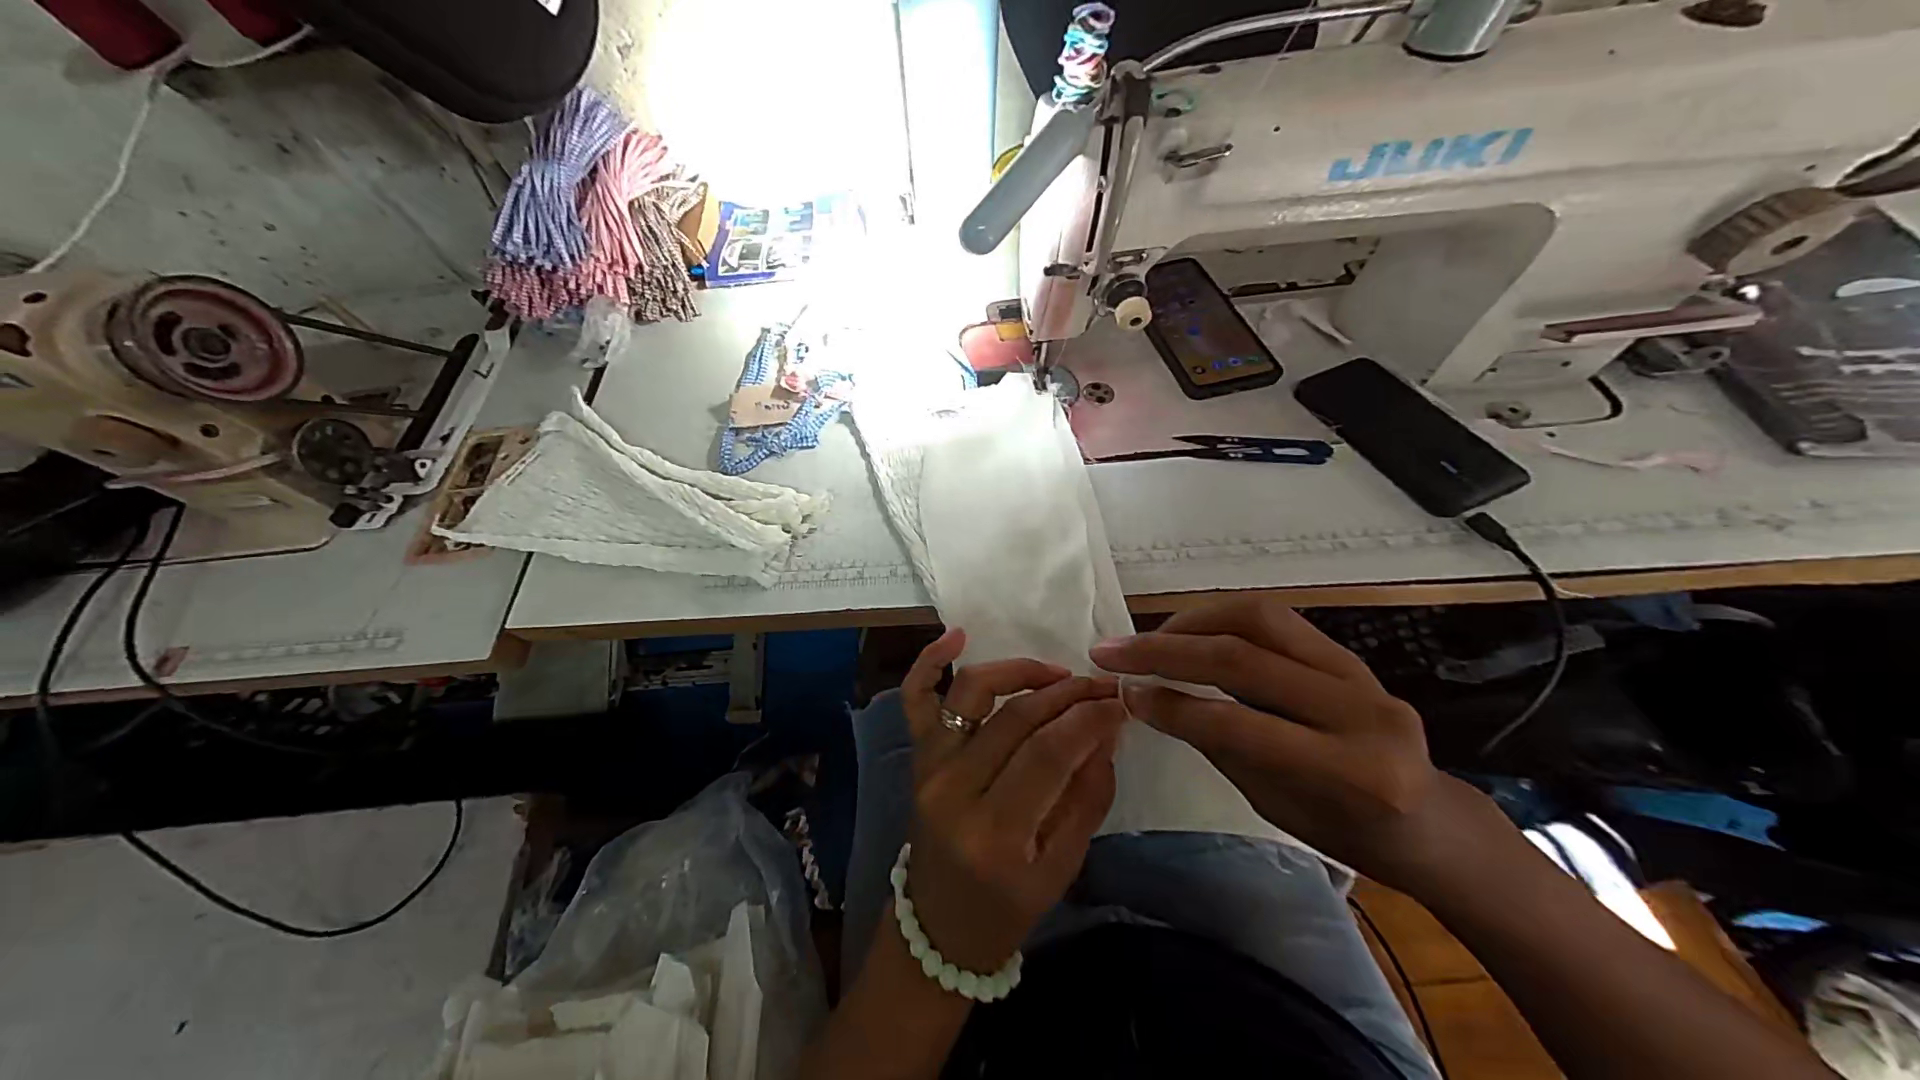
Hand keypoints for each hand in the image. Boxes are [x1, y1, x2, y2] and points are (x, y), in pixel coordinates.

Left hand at [897, 629, 1126, 971]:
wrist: (939, 926)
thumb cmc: (1007, 907)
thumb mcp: (1062, 867)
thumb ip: (1088, 796)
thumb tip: (1107, 729)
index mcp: (995, 833)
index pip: (1050, 753)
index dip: (1090, 719)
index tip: (1120, 701)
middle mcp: (953, 791)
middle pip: (1017, 718)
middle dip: (1068, 694)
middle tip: (1102, 686)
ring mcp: (928, 768)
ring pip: (972, 694)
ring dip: (1019, 671)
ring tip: (1058, 674)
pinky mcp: (915, 757)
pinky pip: (916, 699)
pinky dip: (931, 662)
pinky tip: (959, 636)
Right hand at [1089, 597, 1517, 896]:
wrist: (1428, 822)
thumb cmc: (1347, 834)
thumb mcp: (1274, 803)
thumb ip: (1218, 742)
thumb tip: (1151, 696)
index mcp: (1352, 773)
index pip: (1240, 724)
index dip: (1172, 706)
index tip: (1121, 693)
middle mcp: (1362, 711)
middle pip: (1246, 658)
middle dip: (1166, 651)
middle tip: (1111, 651)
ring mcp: (1360, 674)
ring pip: (1261, 620)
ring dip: (1192, 622)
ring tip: (1148, 637)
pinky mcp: (1349, 654)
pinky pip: (1277, 621)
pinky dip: (1222, 620)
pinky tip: (1190, 632)